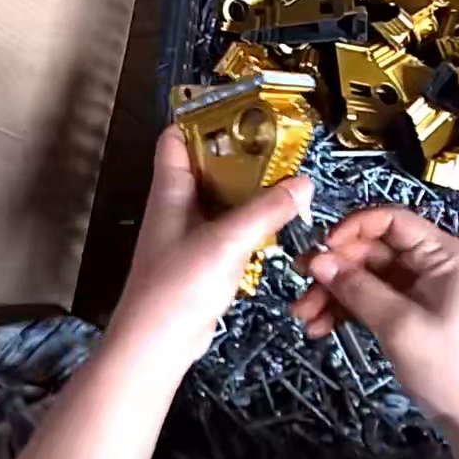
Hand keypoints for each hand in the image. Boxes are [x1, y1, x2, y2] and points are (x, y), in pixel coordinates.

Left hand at [108, 126, 313, 370]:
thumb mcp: (227, 241)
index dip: (202, 120)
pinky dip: (249, 220)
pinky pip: (227, 228)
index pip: (176, 138)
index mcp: (170, 190)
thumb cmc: (178, 286)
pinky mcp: (201, 260)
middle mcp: (177, 207)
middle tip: (277, 146)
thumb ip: (265, 210)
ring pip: (220, 198)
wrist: (156, 346)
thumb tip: (302, 183)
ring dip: (247, 189)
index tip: (240, 112)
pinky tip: (273, 221)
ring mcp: (188, 234)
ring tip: (283, 178)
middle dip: (238, 154)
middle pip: (206, 165)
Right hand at [295, 207, 458, 429]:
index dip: (353, 227)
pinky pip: (363, 299)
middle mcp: (425, 264)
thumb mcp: (401, 325)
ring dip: (330, 293)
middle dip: (333, 269)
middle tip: (302, 285)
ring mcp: (412, 289)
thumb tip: (317, 261)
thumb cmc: (451, 368)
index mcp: (439, 254)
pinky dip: (341, 310)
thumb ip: (358, 289)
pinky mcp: (401, 313)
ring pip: (360, 276)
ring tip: (303, 316)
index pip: (390, 220)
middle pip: (368, 250)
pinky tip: (318, 327)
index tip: (322, 248)